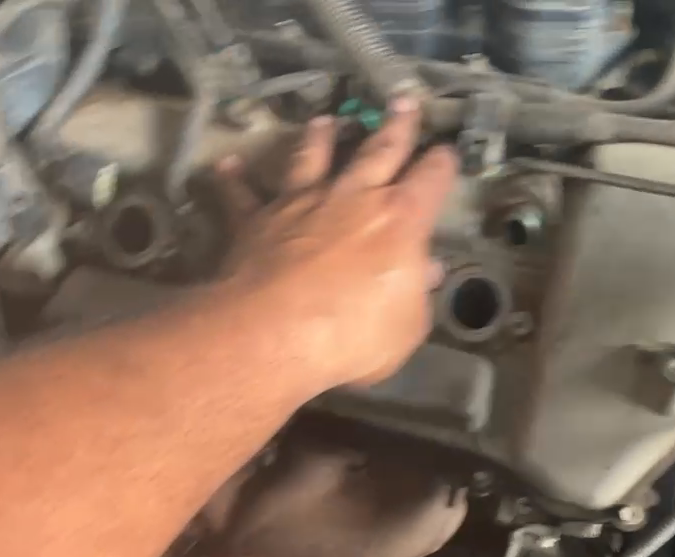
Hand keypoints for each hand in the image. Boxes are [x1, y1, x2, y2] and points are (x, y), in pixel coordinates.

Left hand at [212, 98, 457, 389]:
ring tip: (324, 121)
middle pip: (378, 149)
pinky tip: (227, 166)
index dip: (441, 166)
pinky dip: (234, 179)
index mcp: (400, 220)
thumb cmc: (356, 335)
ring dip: (319, 138)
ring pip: (311, 157)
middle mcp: (352, 197)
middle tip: (402, 103)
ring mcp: (300, 203)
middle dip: (395, 126)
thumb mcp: (407, 325)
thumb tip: (426, 271)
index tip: (447, 154)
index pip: (430, 180)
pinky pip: (241, 193)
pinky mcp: (255, 220)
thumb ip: (416, 293)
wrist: (277, 333)